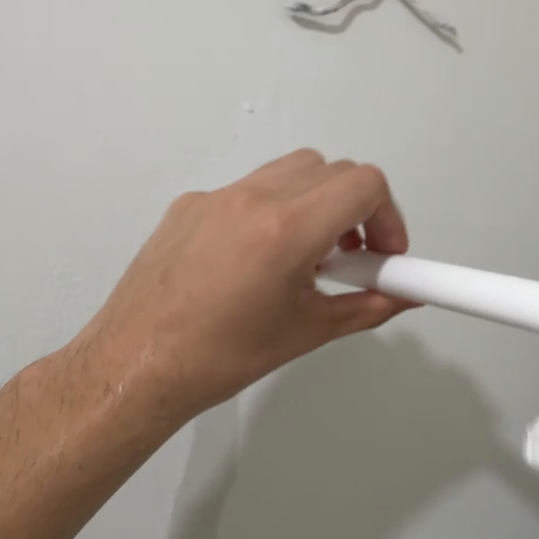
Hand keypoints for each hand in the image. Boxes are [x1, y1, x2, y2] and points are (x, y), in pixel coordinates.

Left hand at [58, 150, 413, 431]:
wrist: (133, 368)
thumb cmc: (218, 358)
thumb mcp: (309, 332)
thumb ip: (368, 307)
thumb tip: (405, 296)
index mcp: (286, 231)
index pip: (364, 185)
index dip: (389, 216)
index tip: (386, 254)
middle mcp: (253, 200)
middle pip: (334, 170)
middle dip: (359, 208)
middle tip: (357, 257)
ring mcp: (217, 198)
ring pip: (292, 170)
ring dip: (319, 200)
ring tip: (312, 255)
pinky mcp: (190, 205)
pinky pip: (250, 188)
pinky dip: (275, 209)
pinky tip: (261, 259)